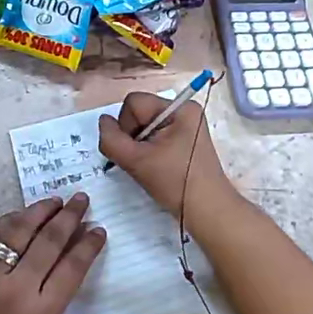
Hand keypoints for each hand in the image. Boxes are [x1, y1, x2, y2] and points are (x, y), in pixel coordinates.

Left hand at [0, 196, 105, 313]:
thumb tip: (68, 300)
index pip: (71, 268)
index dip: (88, 246)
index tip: (99, 229)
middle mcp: (14, 287)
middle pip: (49, 241)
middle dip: (70, 217)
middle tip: (82, 199)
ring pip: (19, 230)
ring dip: (41, 211)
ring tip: (56, 200)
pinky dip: (9, 221)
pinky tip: (21, 215)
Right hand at [96, 92, 233, 215]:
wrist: (208, 211)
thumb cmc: (174, 182)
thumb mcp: (136, 161)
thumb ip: (112, 139)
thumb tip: (103, 121)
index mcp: (179, 107)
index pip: (134, 103)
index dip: (126, 126)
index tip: (135, 151)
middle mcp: (184, 109)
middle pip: (140, 112)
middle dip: (133, 136)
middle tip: (142, 161)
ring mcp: (187, 124)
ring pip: (146, 125)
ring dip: (140, 145)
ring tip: (151, 166)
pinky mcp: (186, 139)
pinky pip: (157, 135)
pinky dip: (150, 150)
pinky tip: (157, 167)